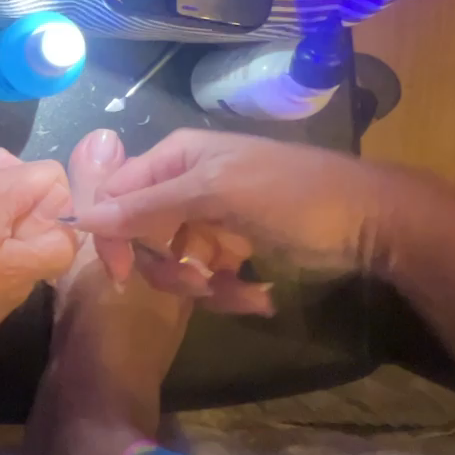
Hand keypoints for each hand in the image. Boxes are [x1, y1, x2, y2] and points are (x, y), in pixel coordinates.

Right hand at [73, 129, 447, 281]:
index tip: (122, 274)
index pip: (116, 196)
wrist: (375, 225)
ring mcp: (207, 217)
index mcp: (174, 158)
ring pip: (172, 261)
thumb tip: (79, 216)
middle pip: (141, 234)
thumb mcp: (216, 194)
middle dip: (168, 267)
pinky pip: (203, 275)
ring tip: (239, 291)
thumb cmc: (294, 197)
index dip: (113, 235)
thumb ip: (145, 206)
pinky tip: (257, 295)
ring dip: (201, 285)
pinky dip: (225, 290)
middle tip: (195, 284)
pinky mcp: (230, 246)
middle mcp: (183, 184)